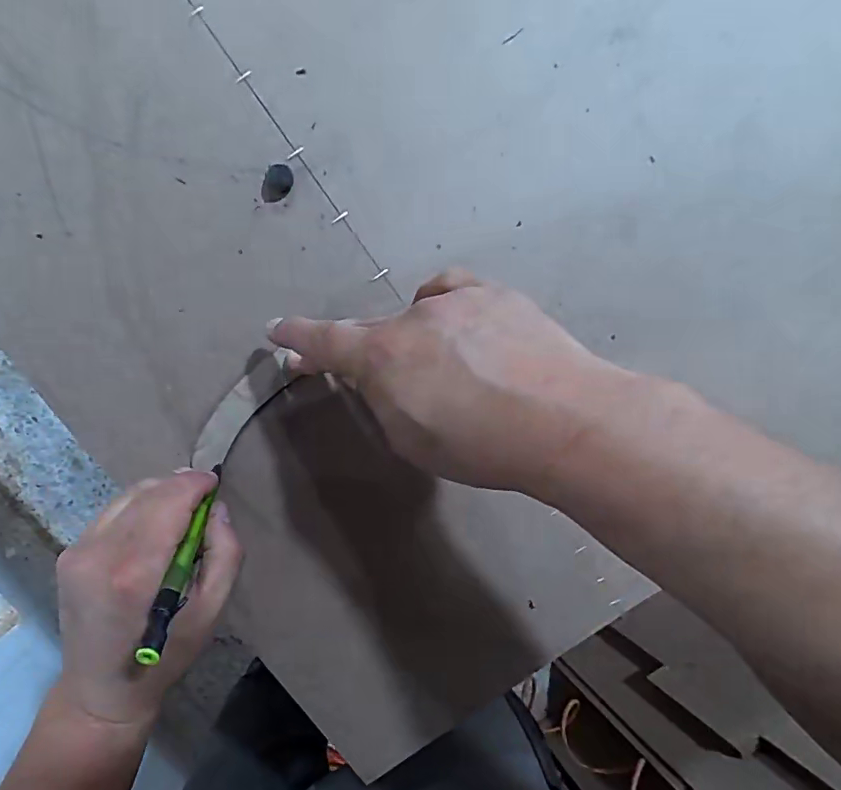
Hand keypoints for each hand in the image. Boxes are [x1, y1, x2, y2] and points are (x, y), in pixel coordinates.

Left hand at [52, 470, 243, 731]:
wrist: (100, 690)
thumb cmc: (163, 660)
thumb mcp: (209, 616)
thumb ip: (223, 558)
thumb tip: (217, 512)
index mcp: (133, 574)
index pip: (167, 503)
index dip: (194, 485)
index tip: (214, 483)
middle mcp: (97, 553)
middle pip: (145, 493)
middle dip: (178, 487)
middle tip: (203, 496)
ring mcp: (76, 552)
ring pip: (125, 499)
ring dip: (157, 495)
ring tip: (180, 510)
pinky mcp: (68, 554)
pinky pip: (109, 515)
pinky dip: (136, 511)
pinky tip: (151, 528)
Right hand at [269, 268, 632, 494]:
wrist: (564, 420)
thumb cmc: (478, 446)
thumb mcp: (410, 439)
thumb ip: (383, 404)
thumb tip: (380, 380)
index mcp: (383, 357)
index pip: (326, 342)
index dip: (297, 338)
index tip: (276, 330)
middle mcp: (412, 318)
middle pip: (373, 331)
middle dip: (363, 354)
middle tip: (375, 380)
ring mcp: (457, 300)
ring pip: (416, 313)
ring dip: (414, 338)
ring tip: (440, 368)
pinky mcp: (496, 295)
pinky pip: (453, 293)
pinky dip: (444, 309)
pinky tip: (460, 327)